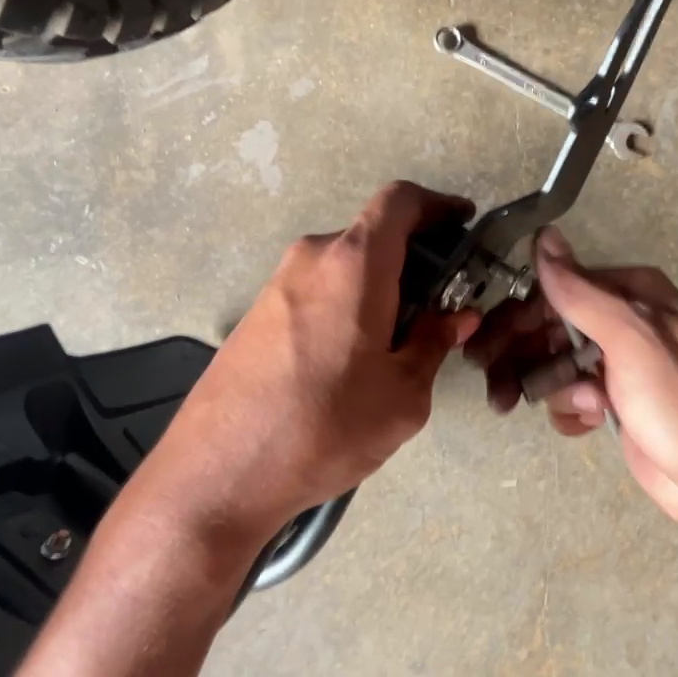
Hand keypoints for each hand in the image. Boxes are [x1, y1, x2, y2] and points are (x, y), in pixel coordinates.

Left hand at [146, 182, 481, 536]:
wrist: (215, 477)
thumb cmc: (323, 428)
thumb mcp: (403, 396)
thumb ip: (434, 343)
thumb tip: (456, 318)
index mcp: (354, 263)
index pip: (400, 201)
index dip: (438, 204)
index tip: (462, 222)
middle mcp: (312, 258)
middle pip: (374, 237)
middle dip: (414, 260)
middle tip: (441, 303)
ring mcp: (277, 284)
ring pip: (345, 266)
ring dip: (380, 287)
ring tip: (399, 341)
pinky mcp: (256, 314)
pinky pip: (318, 289)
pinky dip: (348, 304)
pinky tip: (353, 359)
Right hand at [466, 227, 677, 537]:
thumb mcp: (633, 341)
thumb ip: (583, 292)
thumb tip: (546, 234)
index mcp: (636, 294)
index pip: (561, 287)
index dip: (521, 314)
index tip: (487, 343)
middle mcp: (627, 322)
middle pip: (553, 326)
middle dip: (524, 355)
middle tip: (498, 389)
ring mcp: (623, 365)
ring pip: (559, 363)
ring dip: (550, 387)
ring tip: (572, 410)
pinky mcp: (619, 404)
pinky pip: (574, 396)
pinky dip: (571, 410)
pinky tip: (586, 424)